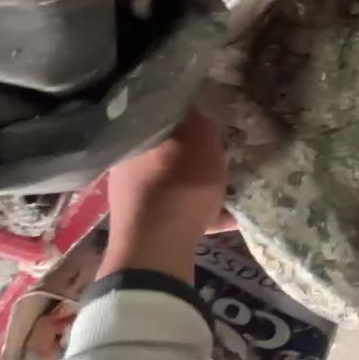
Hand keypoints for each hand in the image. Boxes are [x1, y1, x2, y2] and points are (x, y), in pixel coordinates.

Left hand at [98, 110, 228, 282]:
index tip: (214, 123)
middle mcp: (127, 163)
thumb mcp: (202, 140)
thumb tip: (198, 113)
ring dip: (201, 185)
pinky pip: (180, 211)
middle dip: (197, 154)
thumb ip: (201, 122)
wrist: (156, 246)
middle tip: (224, 158)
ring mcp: (132, 197)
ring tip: (231, 190)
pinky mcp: (144, 225)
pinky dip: (203, 212)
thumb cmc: (181, 183)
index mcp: (136, 136)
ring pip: (175, 182)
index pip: (165, 116)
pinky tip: (228, 218)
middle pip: (170, 151)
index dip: (192, 118)